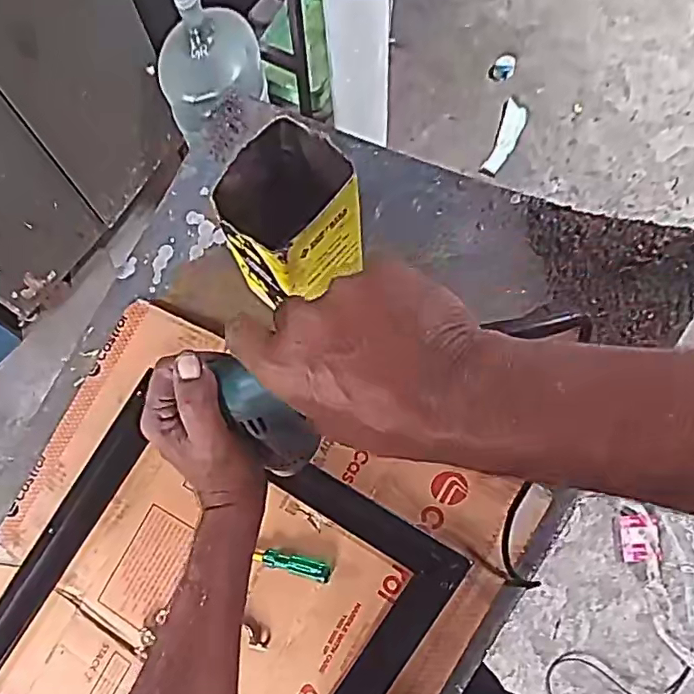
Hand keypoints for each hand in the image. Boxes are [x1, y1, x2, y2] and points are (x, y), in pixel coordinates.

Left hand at [142, 352, 266, 511]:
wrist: (240, 500)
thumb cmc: (225, 479)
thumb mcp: (210, 437)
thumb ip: (196, 401)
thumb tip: (188, 364)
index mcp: (156, 417)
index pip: (168, 368)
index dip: (195, 365)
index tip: (219, 374)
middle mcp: (166, 414)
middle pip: (183, 370)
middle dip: (209, 371)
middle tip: (231, 383)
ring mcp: (185, 416)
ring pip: (199, 379)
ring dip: (220, 380)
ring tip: (237, 392)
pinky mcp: (203, 418)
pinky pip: (212, 391)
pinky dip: (227, 391)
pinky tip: (238, 401)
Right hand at [225, 260, 492, 460]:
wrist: (451, 395)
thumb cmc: (397, 423)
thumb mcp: (334, 425)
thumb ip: (304, 391)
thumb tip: (304, 380)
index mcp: (282, 366)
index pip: (242, 333)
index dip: (256, 335)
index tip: (266, 336)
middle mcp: (301, 322)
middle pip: (293, 312)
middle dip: (316, 326)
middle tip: (350, 345)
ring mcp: (339, 290)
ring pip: (335, 292)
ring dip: (355, 309)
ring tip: (388, 336)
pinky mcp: (377, 268)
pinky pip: (372, 277)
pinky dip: (386, 293)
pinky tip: (406, 319)